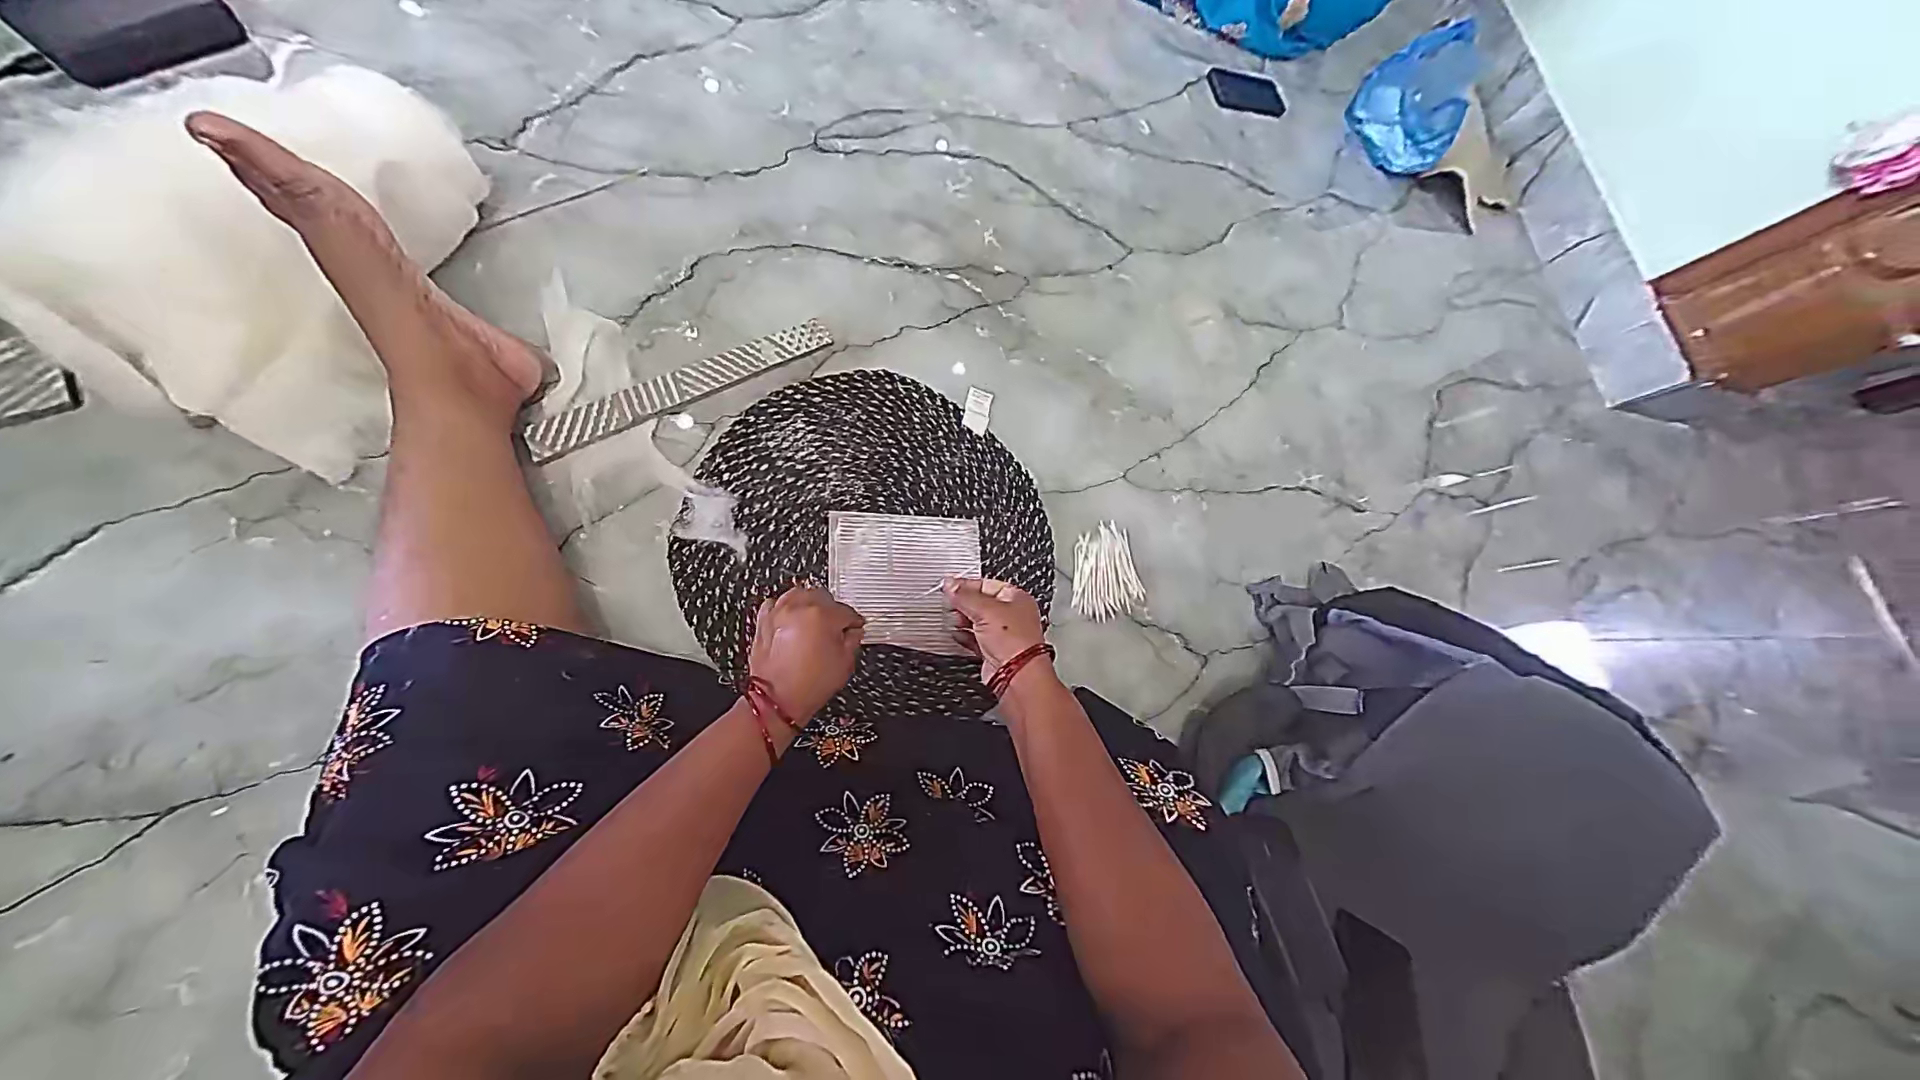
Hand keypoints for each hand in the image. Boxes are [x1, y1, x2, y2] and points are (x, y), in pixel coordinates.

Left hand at [747, 586, 864, 721]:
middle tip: (836, 625)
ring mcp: (780, 613)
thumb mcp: (845, 663)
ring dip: (809, 603)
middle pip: (823, 597)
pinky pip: (776, 603)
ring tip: (814, 618)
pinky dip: (785, 607)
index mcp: (823, 616)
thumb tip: (853, 632)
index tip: (855, 627)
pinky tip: (792, 618)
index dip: (854, 622)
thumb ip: (853, 641)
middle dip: (832, 610)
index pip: (847, 612)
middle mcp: (800, 608)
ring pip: (799, 594)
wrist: (777, 701)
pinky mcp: (764, 621)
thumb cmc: (809, 685)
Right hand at [944, 577, 1048, 684]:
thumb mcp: (985, 610)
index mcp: (1015, 598)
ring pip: (976, 621)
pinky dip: (965, 636)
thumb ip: (965, 596)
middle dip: (963, 604)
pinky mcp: (993, 650)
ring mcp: (1002, 634)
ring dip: (962, 620)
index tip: (951, 587)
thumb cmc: (1015, 641)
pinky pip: (975, 639)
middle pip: (980, 603)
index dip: (967, 585)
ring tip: (954, 619)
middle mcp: (1010, 615)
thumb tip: (951, 585)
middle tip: (951, 604)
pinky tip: (957, 634)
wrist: (1017, 675)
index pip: (986, 584)